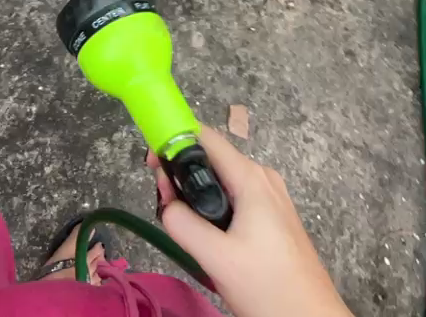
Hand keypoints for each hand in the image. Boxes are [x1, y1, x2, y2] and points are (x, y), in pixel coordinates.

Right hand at [150, 127, 352, 316]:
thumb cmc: (269, 289)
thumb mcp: (217, 258)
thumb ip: (181, 224)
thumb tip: (167, 206)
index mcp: (250, 178)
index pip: (202, 136)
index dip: (171, 141)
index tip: (152, 167)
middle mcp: (262, 178)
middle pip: (210, 158)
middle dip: (181, 174)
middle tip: (166, 206)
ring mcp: (271, 198)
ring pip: (220, 179)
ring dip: (195, 194)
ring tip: (184, 226)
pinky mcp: (274, 218)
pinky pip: (234, 197)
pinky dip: (212, 207)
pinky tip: (207, 236)